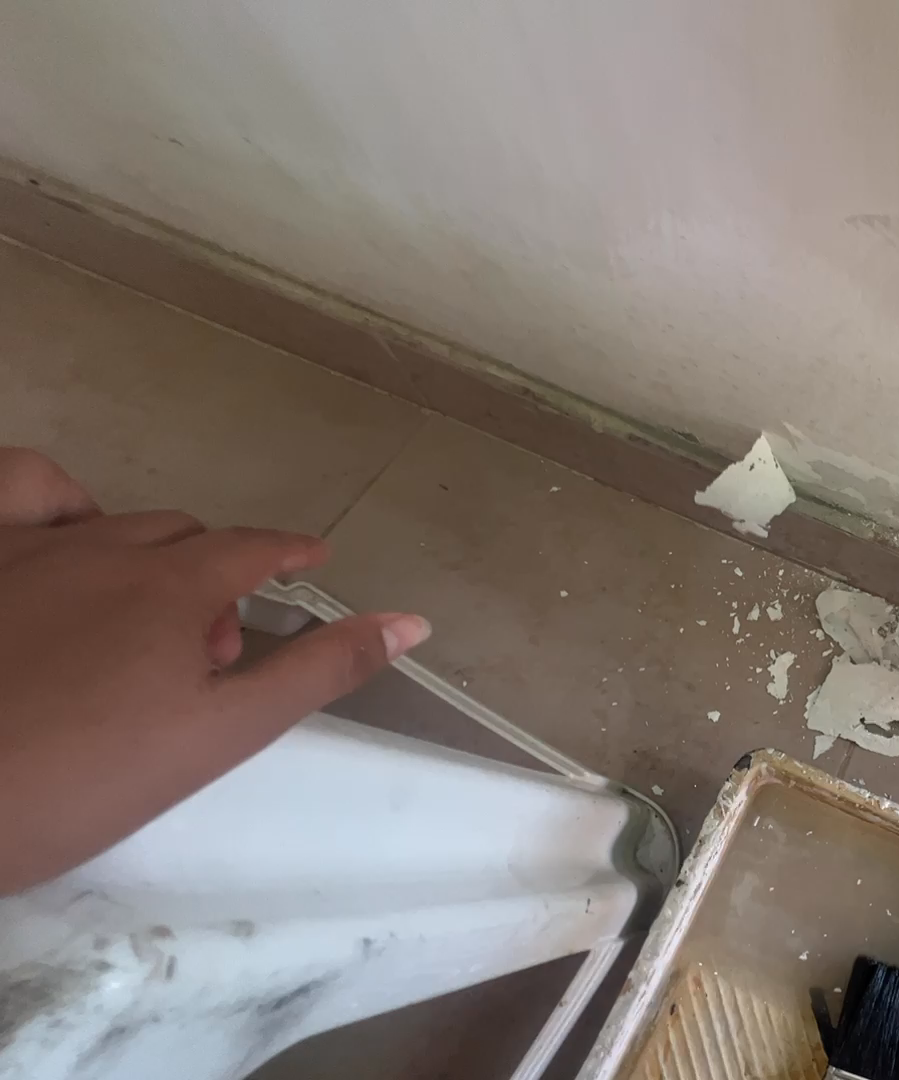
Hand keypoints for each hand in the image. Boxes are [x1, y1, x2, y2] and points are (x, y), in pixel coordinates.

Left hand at [0, 448, 429, 893]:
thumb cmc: (69, 779)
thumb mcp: (222, 733)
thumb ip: (323, 669)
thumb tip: (411, 623)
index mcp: (171, 588)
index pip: (257, 548)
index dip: (293, 551)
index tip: (311, 560)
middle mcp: (93, 550)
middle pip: (186, 537)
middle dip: (216, 578)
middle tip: (205, 650)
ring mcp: (4, 551)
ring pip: (95, 508)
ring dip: (131, 538)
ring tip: (121, 589)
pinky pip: (3, 491)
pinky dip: (38, 507)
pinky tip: (40, 551)